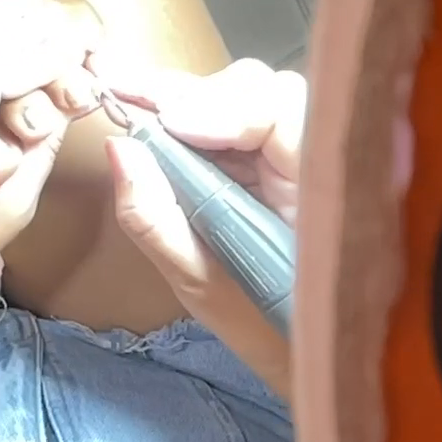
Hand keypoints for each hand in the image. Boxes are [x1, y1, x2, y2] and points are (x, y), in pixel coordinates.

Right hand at [97, 55, 304, 317]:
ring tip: (141, 112)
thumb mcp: (199, 283)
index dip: (223, 110)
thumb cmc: (267, 331)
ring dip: (189, 100)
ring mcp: (301, 150)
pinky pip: (237, 114)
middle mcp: (320, 156)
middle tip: (132, 101)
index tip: (171, 124)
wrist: (312, 351)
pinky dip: (192, 112)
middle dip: (195, 95)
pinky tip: (157, 119)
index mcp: (323, 189)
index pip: (282, 113)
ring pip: (248, 94)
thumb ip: (155, 218)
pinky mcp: (278, 152)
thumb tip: (117, 147)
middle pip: (262, 90)